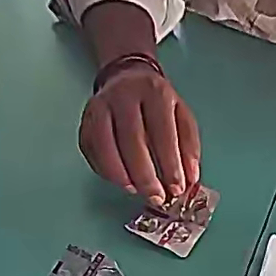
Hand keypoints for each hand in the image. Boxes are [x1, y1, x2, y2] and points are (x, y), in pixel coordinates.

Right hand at [79, 64, 199, 206]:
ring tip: (136, 191)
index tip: (176, 188)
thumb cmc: (158, 103)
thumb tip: (190, 179)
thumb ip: (188, 147)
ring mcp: (100, 106)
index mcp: (155, 93)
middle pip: (132, 141)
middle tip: (156, 197)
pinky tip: (120, 181)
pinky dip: (104, 169)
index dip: (170, 164)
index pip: (162, 133)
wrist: (127, 77)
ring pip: (106, 145)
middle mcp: (124, 96)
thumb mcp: (182, 116)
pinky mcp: (86, 119)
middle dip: (145, 175)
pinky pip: (91, 148)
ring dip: (121, 174)